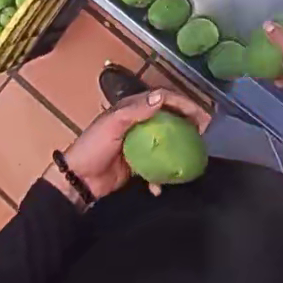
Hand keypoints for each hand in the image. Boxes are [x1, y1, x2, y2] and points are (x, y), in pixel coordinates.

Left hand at [47, 89, 212, 203]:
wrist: (78, 179)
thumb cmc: (93, 147)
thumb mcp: (112, 124)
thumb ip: (135, 110)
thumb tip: (161, 97)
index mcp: (130, 109)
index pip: (162, 99)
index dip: (183, 103)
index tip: (201, 114)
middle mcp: (136, 123)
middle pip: (167, 118)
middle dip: (187, 123)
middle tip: (204, 132)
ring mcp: (138, 144)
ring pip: (165, 141)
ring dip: (179, 148)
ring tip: (193, 156)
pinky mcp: (137, 164)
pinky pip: (155, 166)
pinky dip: (160, 175)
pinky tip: (162, 185)